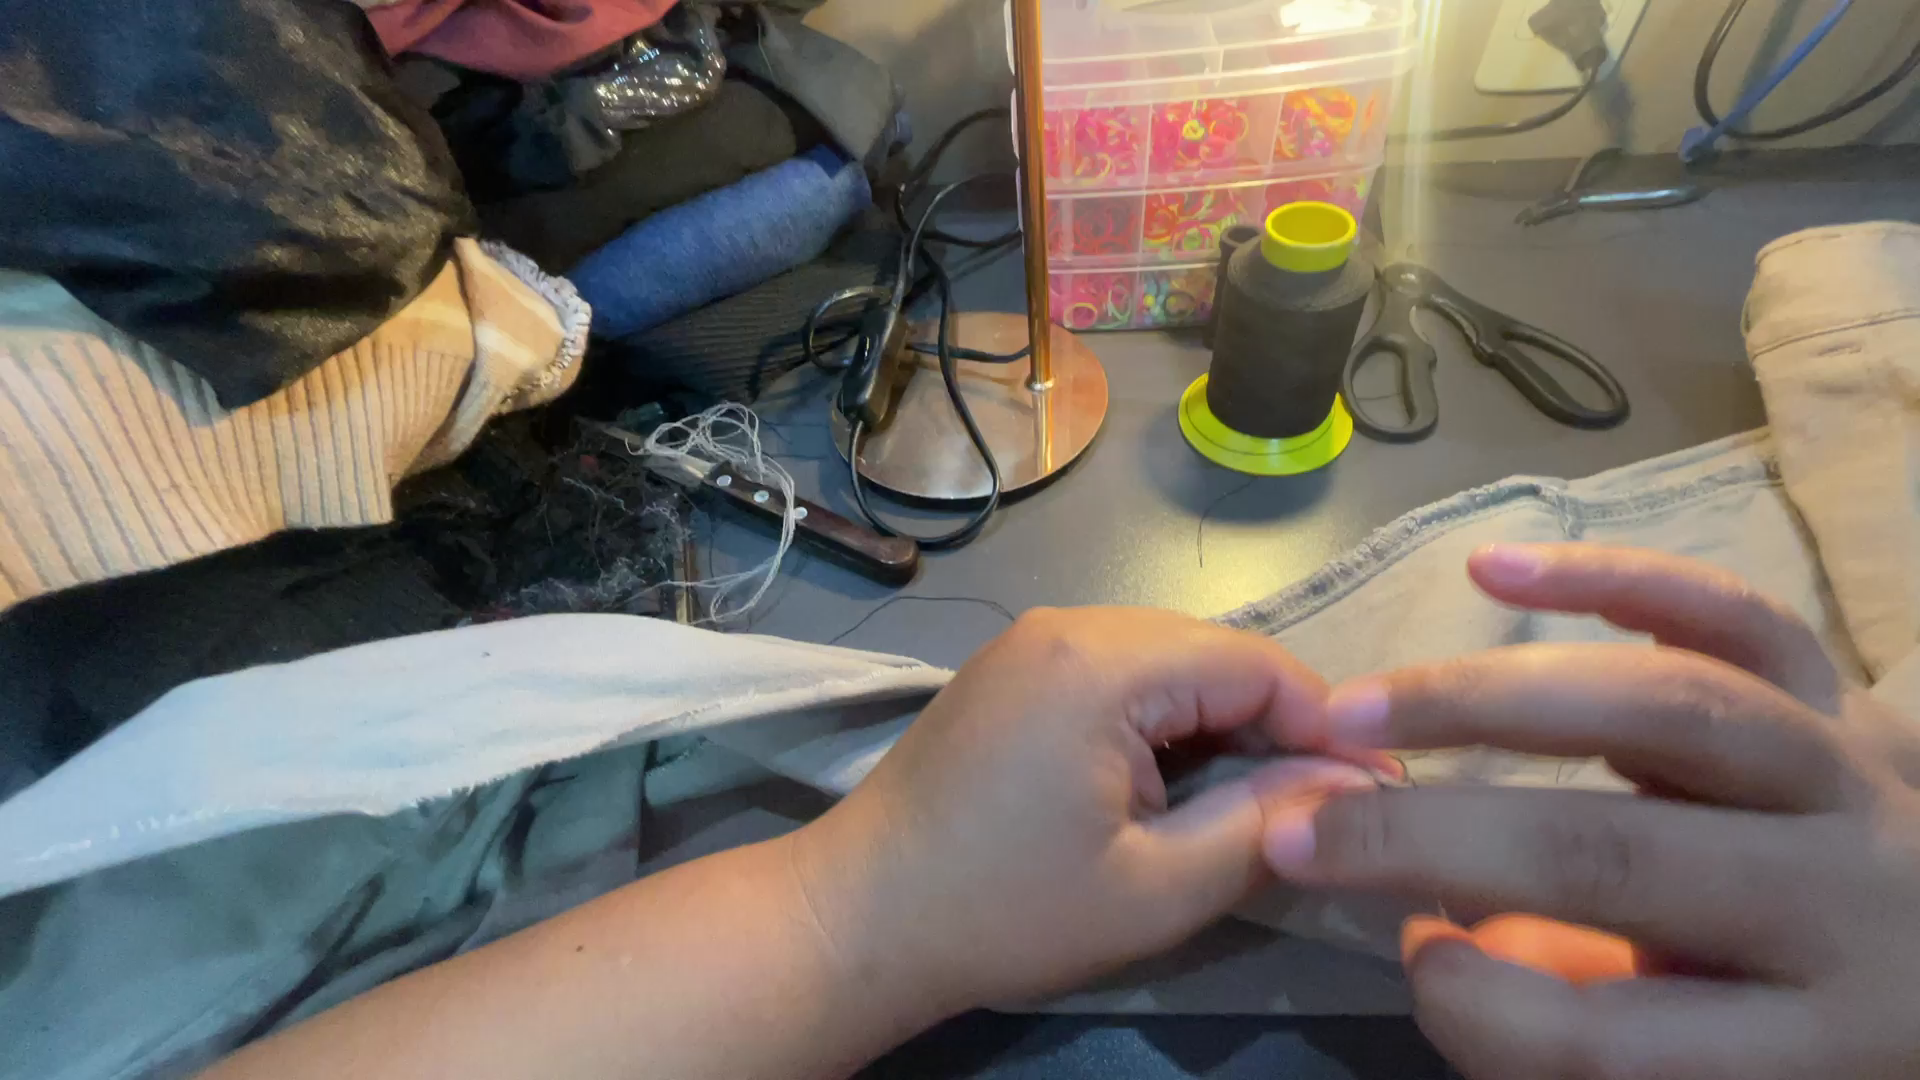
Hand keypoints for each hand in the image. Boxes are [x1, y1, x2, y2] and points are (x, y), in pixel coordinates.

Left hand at [787, 608, 1385, 1016]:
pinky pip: (1113, 668)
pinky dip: (1156, 712)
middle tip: (1306, 801)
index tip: (1366, 788)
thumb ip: (1265, 823)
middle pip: (1205, 651)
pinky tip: (1163, 771)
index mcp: (1101, 661)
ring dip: (1212, 717)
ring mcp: (1031, 638)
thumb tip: (1357, 785)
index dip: (1322, 720)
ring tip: (1240, 794)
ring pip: (1162, 657)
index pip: (1250, 661)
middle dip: (1268, 720)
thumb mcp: (1156, 886)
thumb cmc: (1007, 908)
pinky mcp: (1012, 663)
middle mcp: (1066, 623)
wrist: (867, 908)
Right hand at [1265, 544, 1919, 1079]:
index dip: (1469, 1006)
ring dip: (1469, 699)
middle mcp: (1866, 906)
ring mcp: (1862, 774)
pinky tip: (1489, 567)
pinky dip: (1604, 579)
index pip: (1610, 1042)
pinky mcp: (1845, 691)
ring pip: (1653, 706)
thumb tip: (1436, 934)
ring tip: (1354, 706)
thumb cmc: (1825, 1030)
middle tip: (1300, 828)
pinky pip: (1730, 614)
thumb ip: (1570, 1021)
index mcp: (1840, 1048)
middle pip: (1604, 855)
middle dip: (1418, 836)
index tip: (1408, 957)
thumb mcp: (1710, 1077)